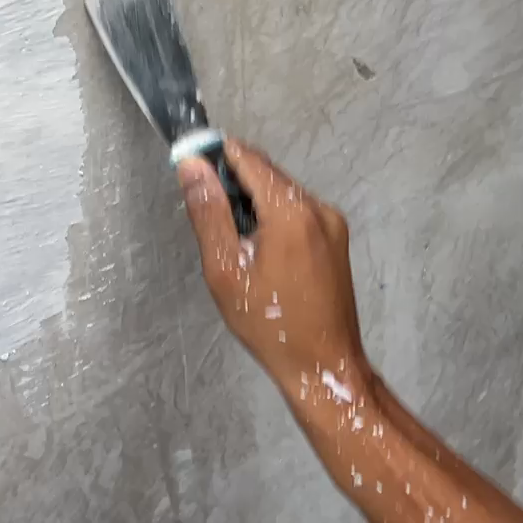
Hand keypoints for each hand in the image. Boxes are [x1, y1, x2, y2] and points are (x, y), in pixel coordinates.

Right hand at [178, 139, 367, 399]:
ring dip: (250, 198)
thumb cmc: (269, 322)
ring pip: (279, 189)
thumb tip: (191, 165)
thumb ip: (208, 211)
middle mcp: (317, 207)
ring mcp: (331, 222)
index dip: (214, 154)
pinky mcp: (335, 237)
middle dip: (230, 179)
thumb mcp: (225, 268)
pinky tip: (255, 243)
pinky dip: (270, 212)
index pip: (248, 157)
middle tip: (202, 207)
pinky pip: (295, 207)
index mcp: (291, 211)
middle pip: (265, 171)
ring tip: (227, 233)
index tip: (187, 164)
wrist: (324, 367)